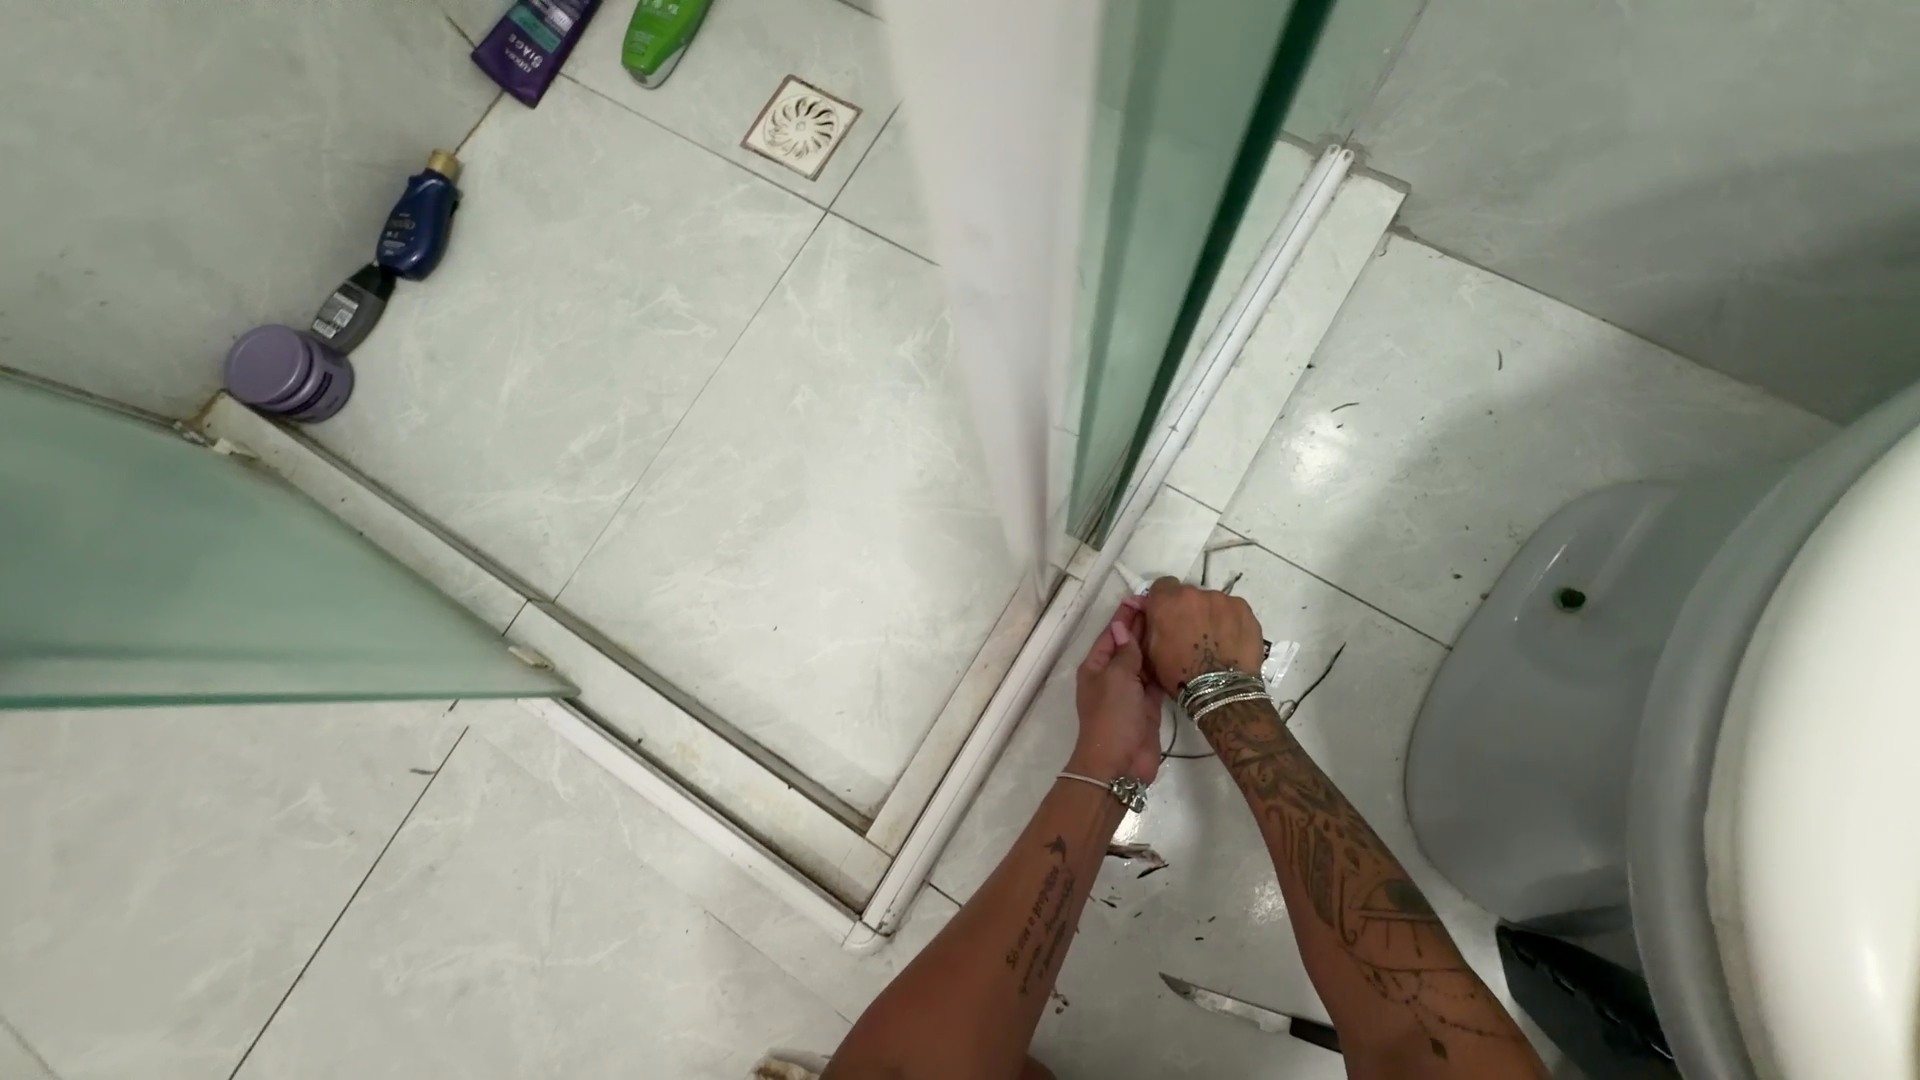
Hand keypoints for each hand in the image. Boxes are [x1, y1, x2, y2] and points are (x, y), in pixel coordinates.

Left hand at [1070, 596, 1162, 783]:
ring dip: (1156, 645)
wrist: (1119, 764)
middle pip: (1129, 646)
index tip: (1142, 597)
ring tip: (1177, 623)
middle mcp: (1112, 676)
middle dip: (1143, 626)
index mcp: (1096, 666)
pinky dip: (1165, 667)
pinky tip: (1179, 651)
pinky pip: (1156, 681)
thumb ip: (1125, 653)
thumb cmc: (1112, 716)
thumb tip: (1122, 626)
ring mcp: (1130, 692)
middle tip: (1165, 605)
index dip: (1126, 616)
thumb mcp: (1117, 679)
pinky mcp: (1148, 707)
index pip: (1112, 634)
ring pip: (1144, 662)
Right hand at [1141, 577, 1265, 691]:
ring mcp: (1222, 599)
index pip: (1162, 586)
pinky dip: (1230, 621)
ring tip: (1215, 641)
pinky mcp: (1244, 609)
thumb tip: (1147, 613)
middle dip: (1188, 609)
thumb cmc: (1178, 674)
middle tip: (1191, 633)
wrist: (1220, 691)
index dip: (1164, 601)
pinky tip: (1231, 641)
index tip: (1168, 617)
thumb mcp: (1149, 652)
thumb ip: (1148, 626)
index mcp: (1166, 601)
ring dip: (1210, 615)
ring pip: (1212, 602)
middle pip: (1188, 594)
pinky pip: (1232, 610)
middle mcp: (1194, 593)